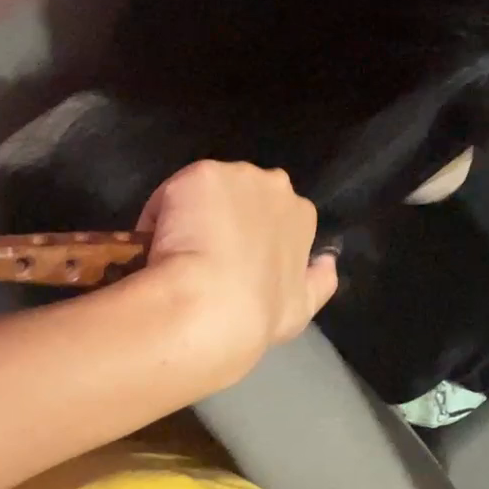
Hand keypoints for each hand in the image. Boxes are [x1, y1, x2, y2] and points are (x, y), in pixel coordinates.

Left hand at [135, 161, 338, 353]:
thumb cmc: (260, 312)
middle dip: (226, 215)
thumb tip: (327, 261)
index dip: (251, 236)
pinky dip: (163, 215)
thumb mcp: (304, 306)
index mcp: (301, 216)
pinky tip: (160, 244)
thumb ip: (319, 280)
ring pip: (207, 191)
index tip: (234, 261)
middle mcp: (275, 185)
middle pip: (244, 194)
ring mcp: (236, 176)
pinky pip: (174, 194)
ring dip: (194, 213)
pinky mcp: (200, 175)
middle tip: (205, 253)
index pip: (276, 215)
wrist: (212, 305)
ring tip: (179, 252)